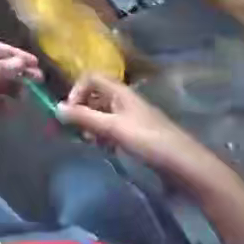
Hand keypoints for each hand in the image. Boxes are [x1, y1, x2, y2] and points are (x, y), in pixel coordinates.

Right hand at [56, 76, 230, 191]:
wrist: (187, 166)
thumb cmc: (149, 141)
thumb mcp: (112, 128)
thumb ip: (84, 118)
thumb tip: (56, 108)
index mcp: (121, 93)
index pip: (91, 78)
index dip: (76, 90)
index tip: (70, 111)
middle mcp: (125, 100)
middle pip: (95, 95)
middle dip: (81, 110)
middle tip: (75, 130)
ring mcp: (133, 117)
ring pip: (102, 112)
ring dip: (90, 124)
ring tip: (89, 141)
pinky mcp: (138, 134)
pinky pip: (112, 127)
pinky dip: (102, 134)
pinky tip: (104, 147)